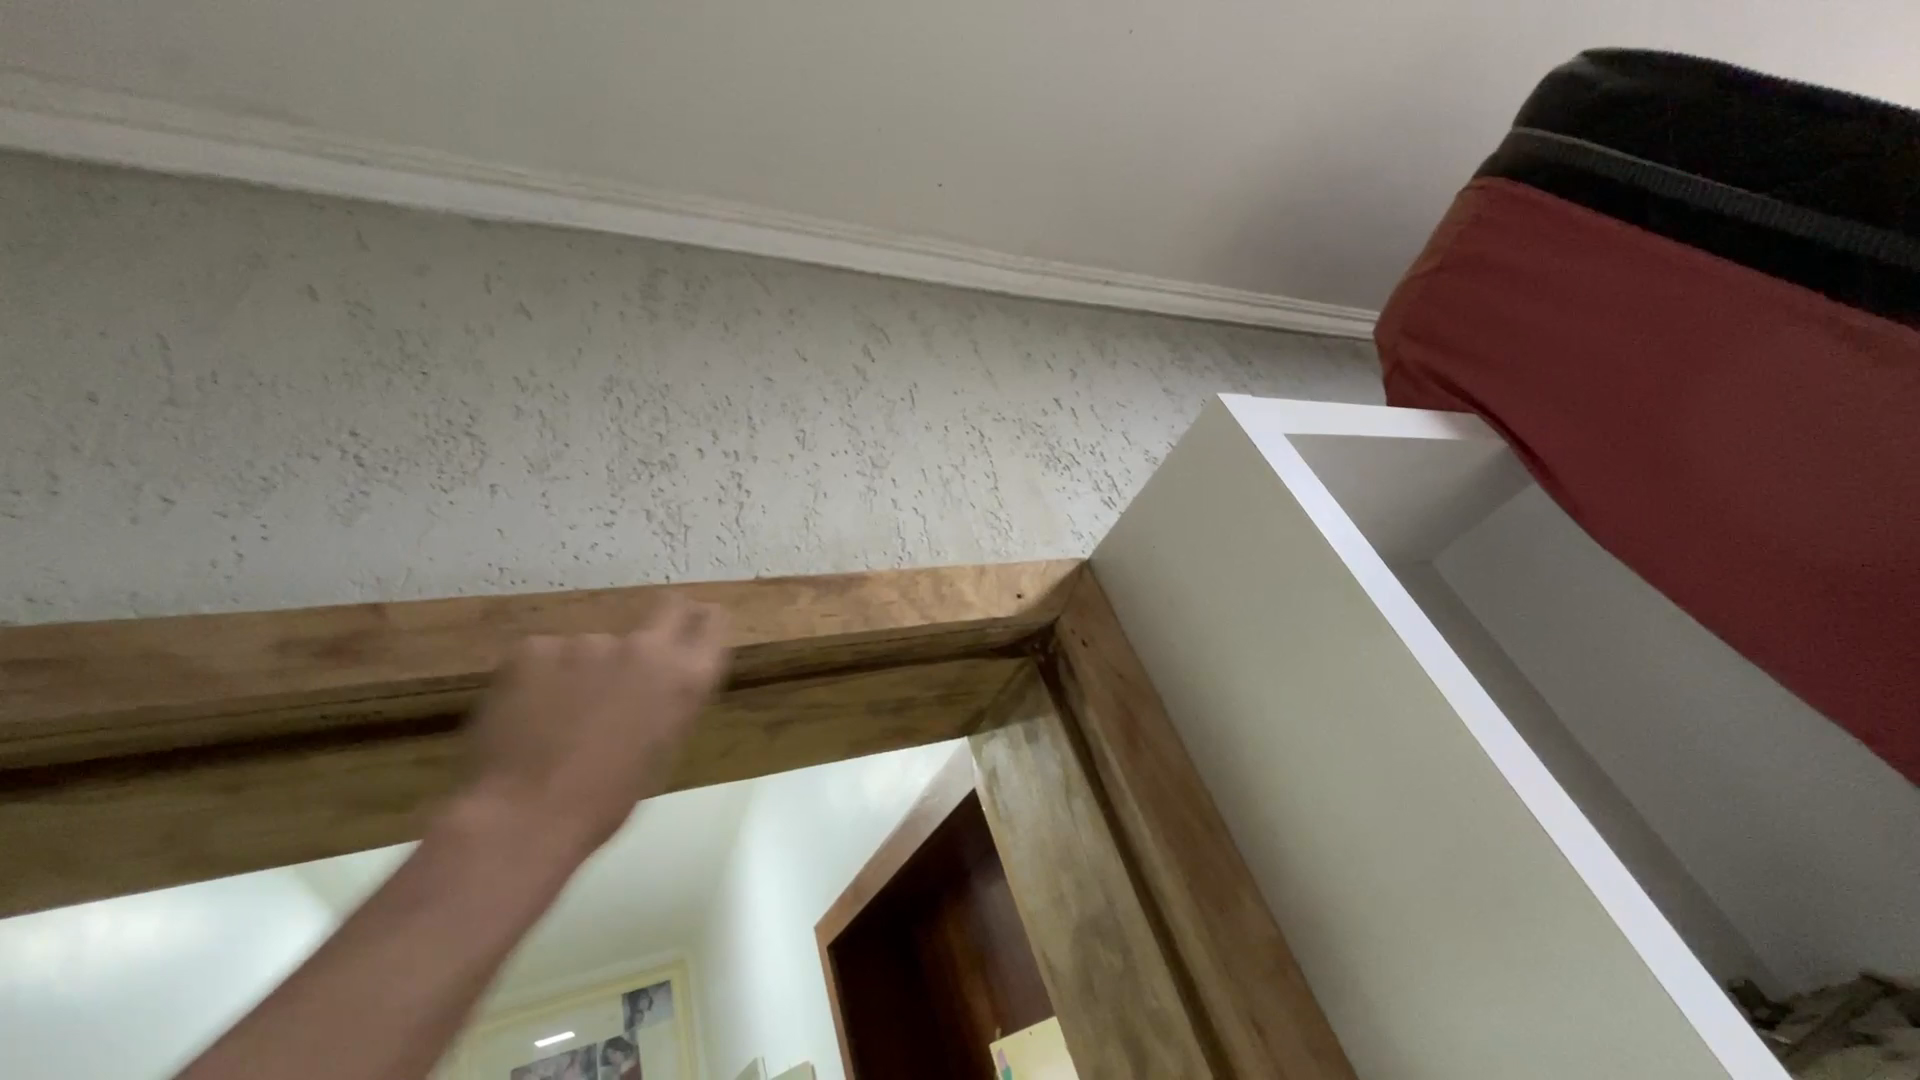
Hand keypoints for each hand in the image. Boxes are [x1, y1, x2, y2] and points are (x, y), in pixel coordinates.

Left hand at [459, 595, 731, 856]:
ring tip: (558, 714)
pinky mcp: (536, 646)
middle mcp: (646, 648)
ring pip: (594, 645)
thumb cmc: (606, 800)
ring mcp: (588, 642)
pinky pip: (546, 654)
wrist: (525, 815)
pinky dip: (540, 678)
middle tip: (637, 655)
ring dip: (585, 668)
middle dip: (661, 619)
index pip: (712, 624)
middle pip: (667, 606)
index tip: (693, 630)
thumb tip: (653, 687)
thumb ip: (666, 702)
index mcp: (685, 680)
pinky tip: (525, 714)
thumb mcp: (661, 750)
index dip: (702, 624)